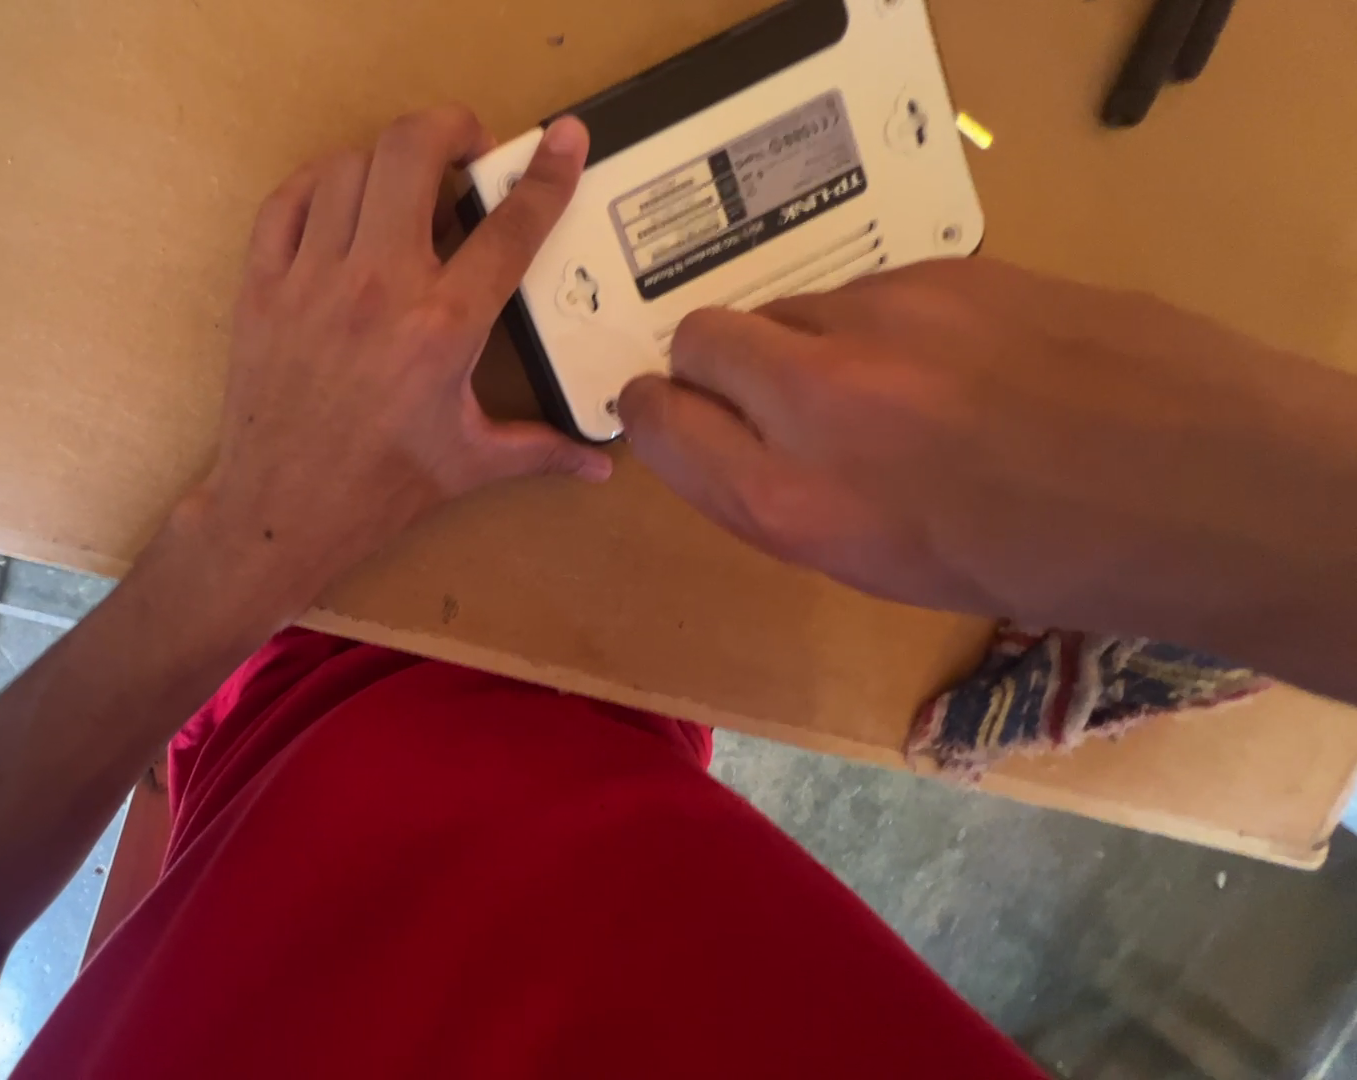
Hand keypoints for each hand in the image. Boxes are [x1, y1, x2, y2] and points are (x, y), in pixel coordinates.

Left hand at [174, 107, 610, 614]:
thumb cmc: (380, 490)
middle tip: (467, 154)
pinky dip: (318, 186)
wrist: (283, 512)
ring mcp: (311, 282)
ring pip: (348, 167)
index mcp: (442, 328)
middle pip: (413, 153)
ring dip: (385, 162)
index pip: (509, 228)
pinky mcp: (262, 289)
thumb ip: (542, 451)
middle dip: (451, 129)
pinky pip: (285, 202)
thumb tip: (601, 467)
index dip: (547, 175)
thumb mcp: (470, 464)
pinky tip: (341, 205)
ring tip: (404, 190)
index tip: (564, 140)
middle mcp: (377, 288)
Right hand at [618, 258, 1356, 691]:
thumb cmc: (1008, 558)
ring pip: (783, 306)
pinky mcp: (952, 270)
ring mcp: (887, 320)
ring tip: (873, 385)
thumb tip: (698, 428)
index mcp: (788, 498)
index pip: (656, 419)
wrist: (1202, 494)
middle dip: (706, 363)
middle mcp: (818, 399)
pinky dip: (872, 323)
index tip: (662, 410)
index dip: (647, 410)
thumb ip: (753, 491)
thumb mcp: (855, 559)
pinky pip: (864, 290)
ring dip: (797, 343)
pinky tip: (940, 359)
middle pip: (698, 338)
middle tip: (759, 393)